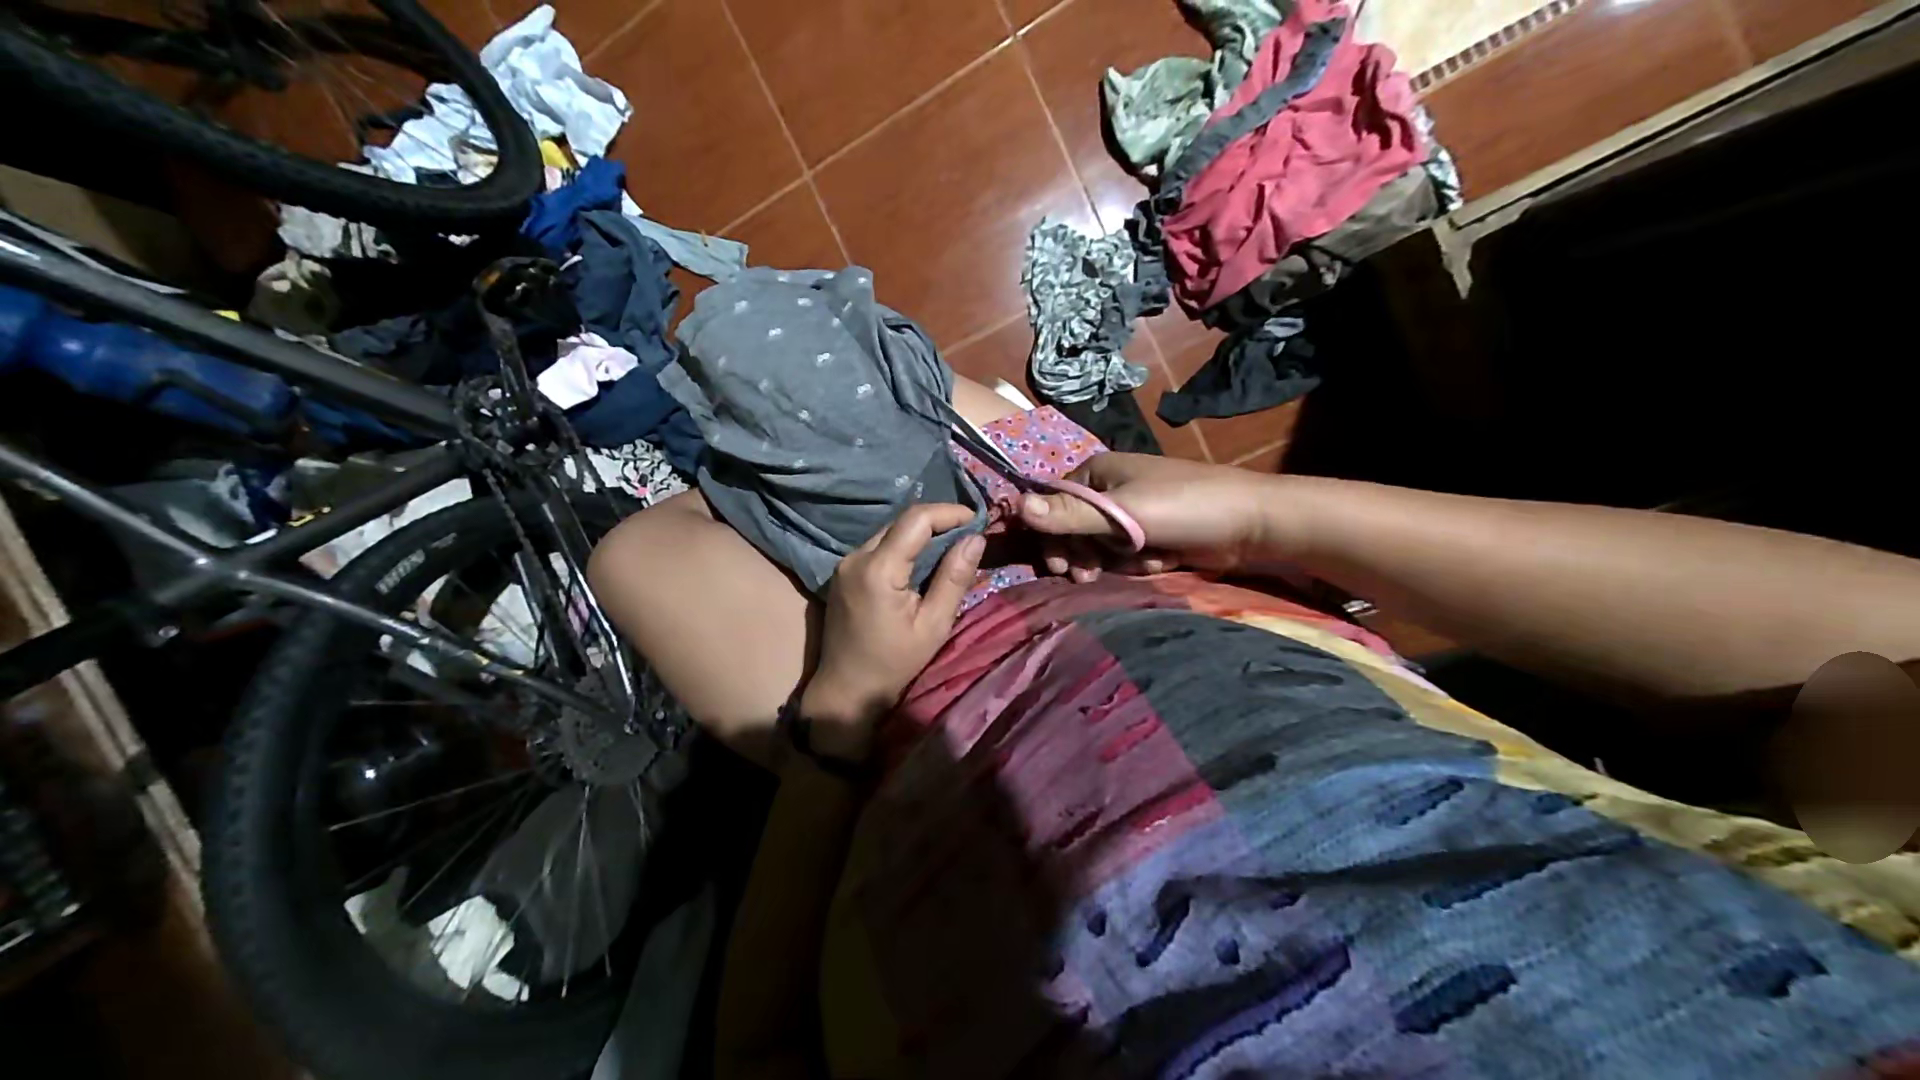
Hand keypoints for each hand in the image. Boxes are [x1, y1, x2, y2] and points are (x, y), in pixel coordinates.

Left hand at [801, 503, 985, 760]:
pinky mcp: (843, 572)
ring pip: (889, 532)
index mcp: (878, 569)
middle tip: (969, 533)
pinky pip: (878, 546)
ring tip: (952, 545)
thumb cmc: (894, 664)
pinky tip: (923, 561)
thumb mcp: (934, 625)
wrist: (846, 691)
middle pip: (901, 522)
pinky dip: (904, 546)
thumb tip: (976, 538)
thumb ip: (954, 578)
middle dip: (938, 521)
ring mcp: (845, 564)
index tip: (977, 519)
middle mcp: (856, 557)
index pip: (916, 520)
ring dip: (921, 533)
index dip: (948, 512)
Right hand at [1018, 453, 1281, 579]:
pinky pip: (1124, 554)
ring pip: (1098, 545)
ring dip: (1109, 561)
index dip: (1049, 534)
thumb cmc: (1183, 507)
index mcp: (1097, 472)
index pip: (1052, 503)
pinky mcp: (1150, 534)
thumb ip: (1069, 514)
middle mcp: (1109, 489)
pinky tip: (1156, 561)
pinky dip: (1134, 562)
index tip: (1056, 564)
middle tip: (1082, 577)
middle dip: (1080, 553)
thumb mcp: (1122, 513)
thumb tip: (1014, 505)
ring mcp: (1131, 513)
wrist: (1251, 525)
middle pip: (1072, 527)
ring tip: (1128, 568)